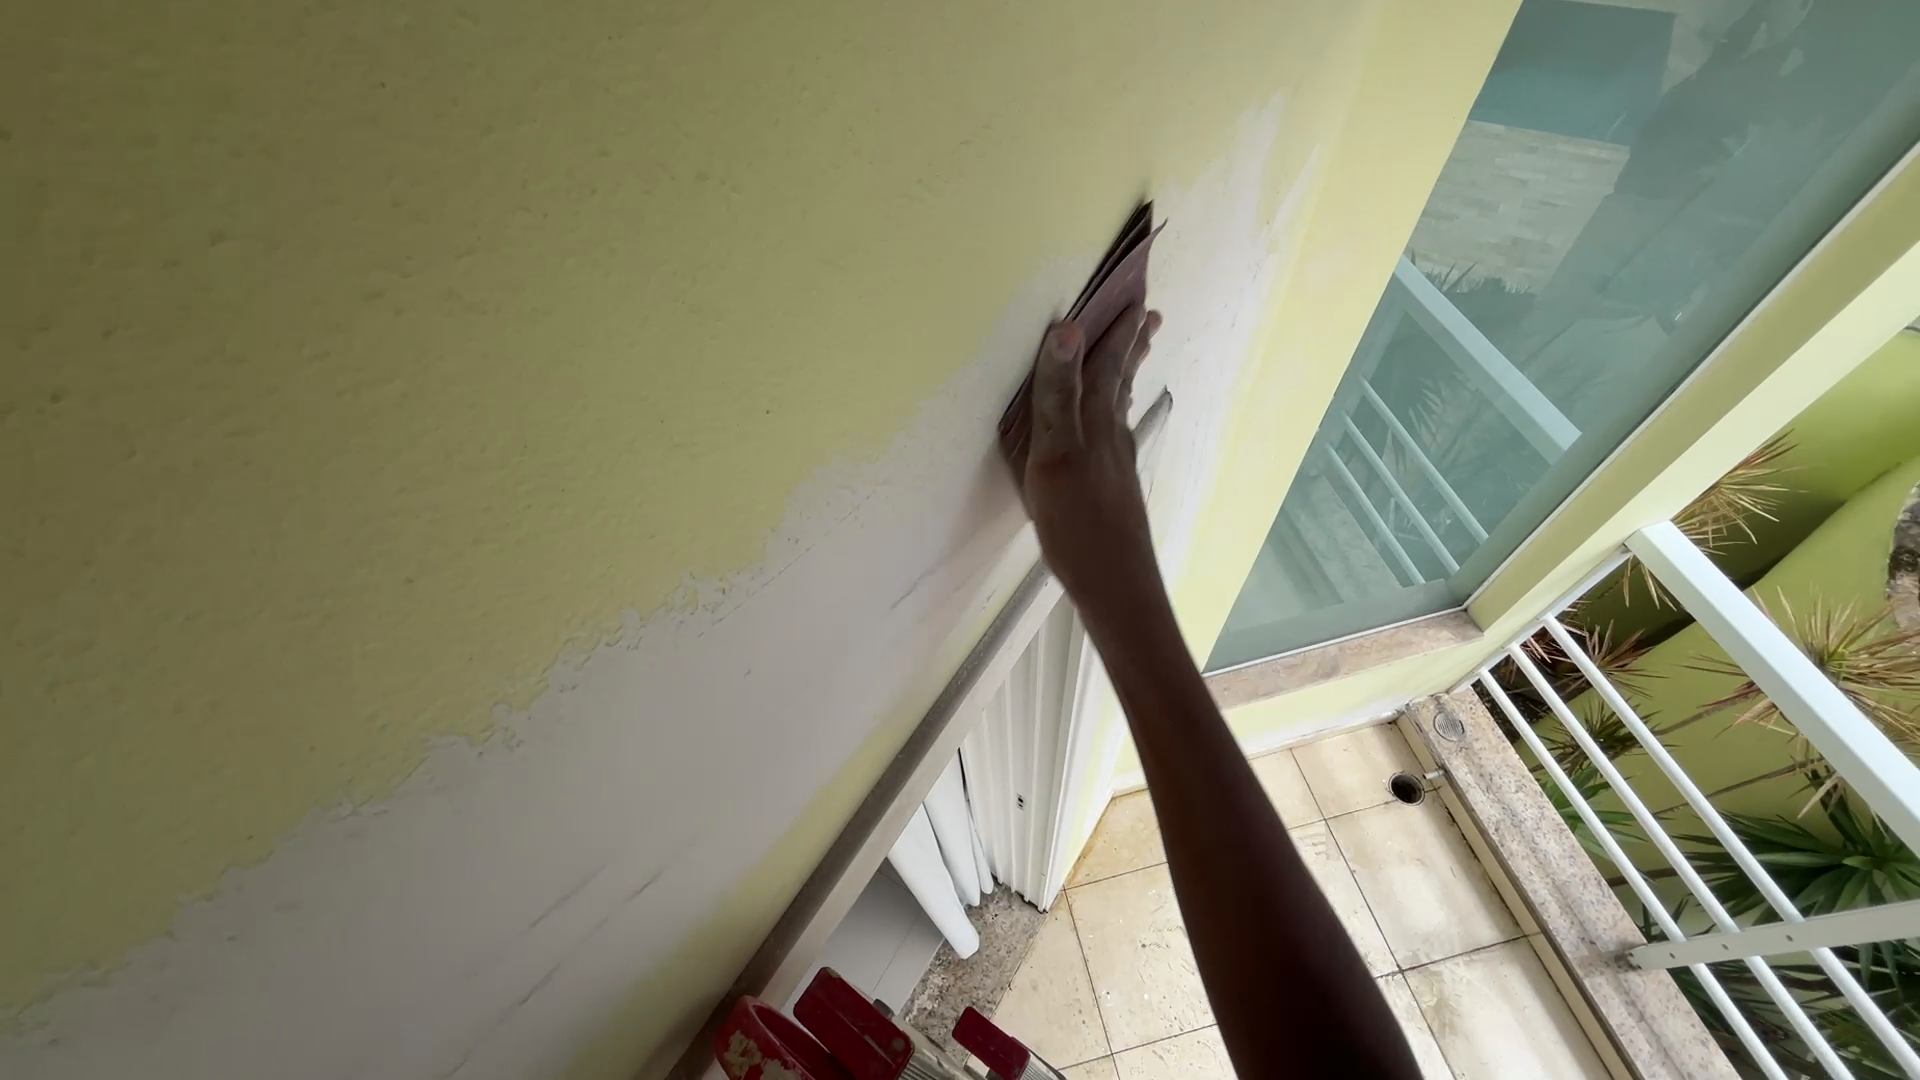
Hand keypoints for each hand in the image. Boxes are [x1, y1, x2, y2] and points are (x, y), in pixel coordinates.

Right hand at [1003, 304, 1163, 616]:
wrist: (1114, 583)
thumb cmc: (1077, 523)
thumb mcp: (1055, 455)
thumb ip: (1057, 395)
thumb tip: (1067, 329)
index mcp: (1095, 420)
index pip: (1107, 359)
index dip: (1117, 325)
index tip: (1134, 290)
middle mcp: (1111, 433)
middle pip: (1121, 377)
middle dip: (1131, 343)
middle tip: (1149, 313)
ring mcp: (1116, 460)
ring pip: (1120, 404)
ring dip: (1128, 373)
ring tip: (1138, 351)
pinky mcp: (1113, 485)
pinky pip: (1114, 430)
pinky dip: (1115, 409)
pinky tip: (1112, 422)